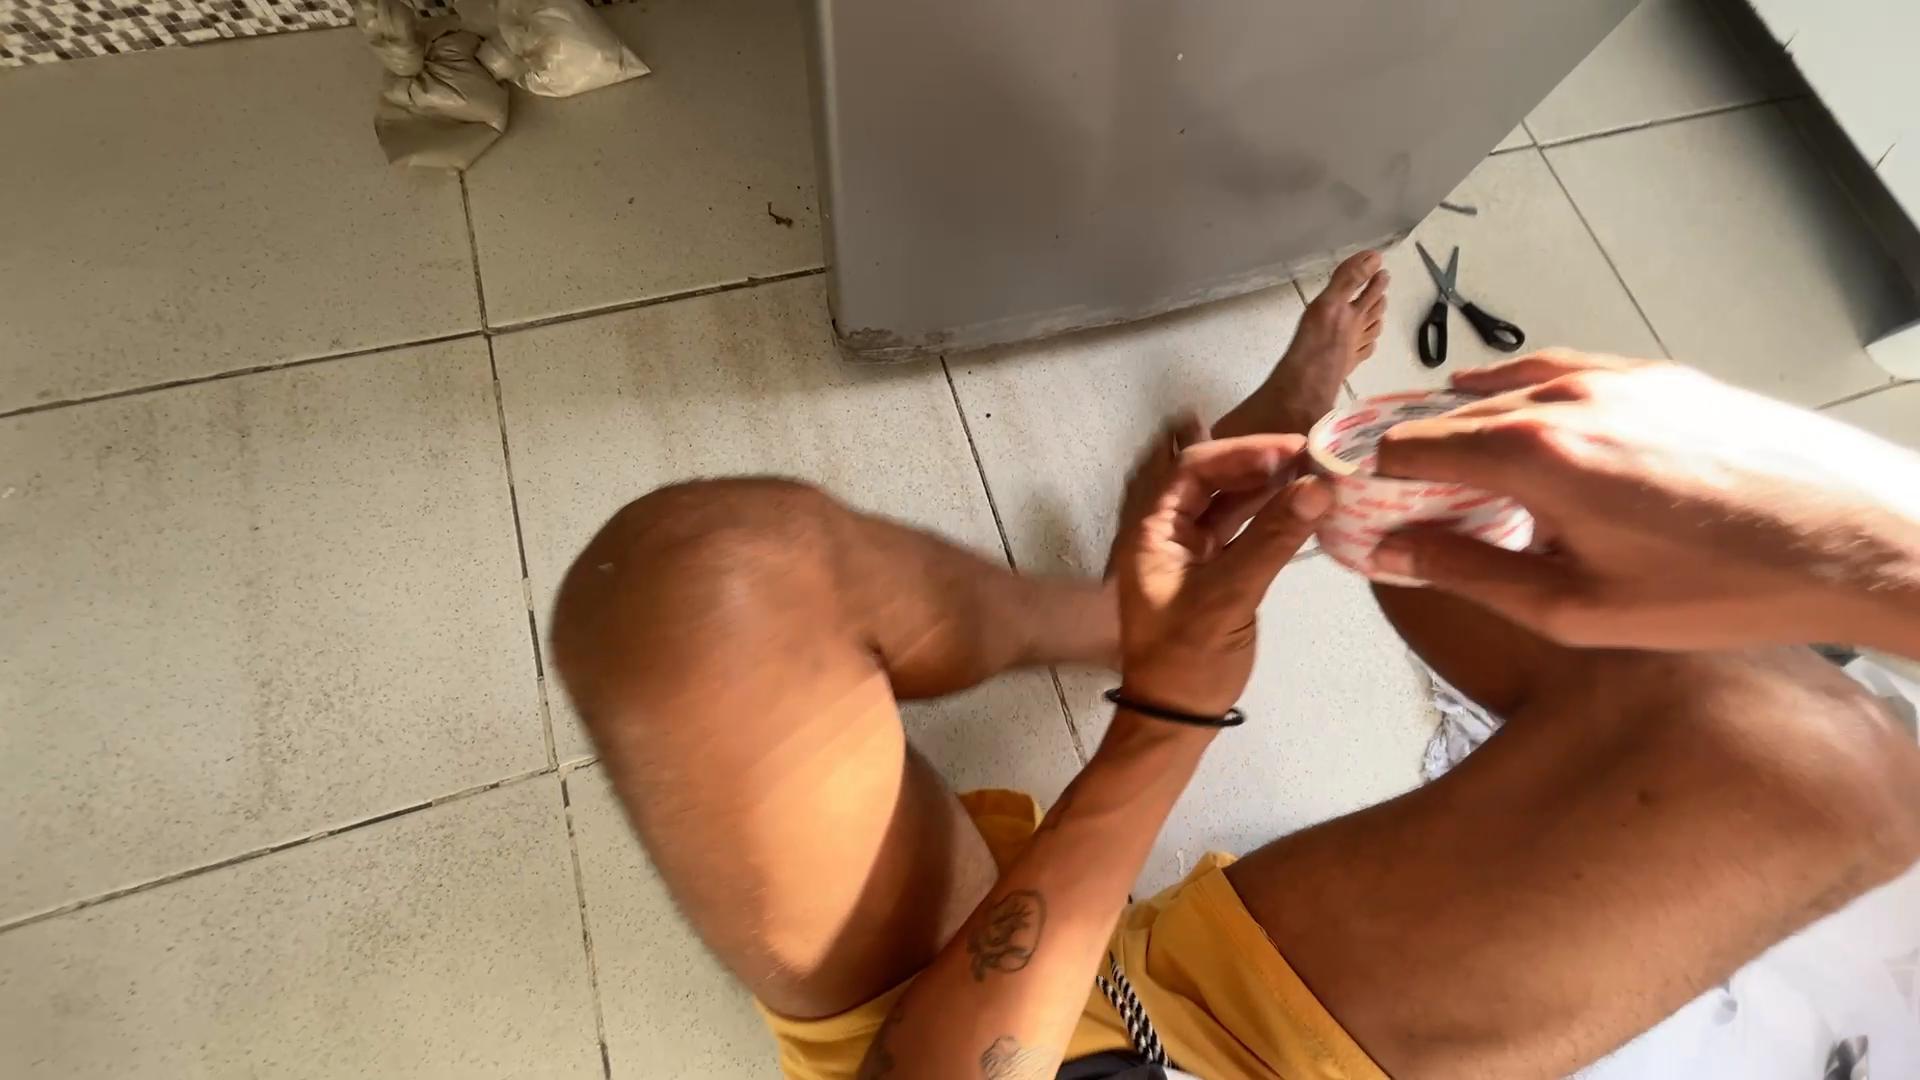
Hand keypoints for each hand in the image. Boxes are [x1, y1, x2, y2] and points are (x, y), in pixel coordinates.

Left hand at [1109, 417, 1331, 716]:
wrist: (1177, 714)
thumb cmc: (1189, 658)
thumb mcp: (1229, 596)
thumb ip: (1271, 539)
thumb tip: (1319, 486)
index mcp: (1151, 531)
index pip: (1191, 470)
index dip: (1240, 453)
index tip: (1291, 450)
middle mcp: (1166, 533)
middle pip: (1211, 481)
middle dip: (1258, 464)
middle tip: (1313, 457)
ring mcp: (1190, 552)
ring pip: (1228, 504)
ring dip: (1268, 488)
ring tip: (1317, 474)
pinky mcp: (1213, 571)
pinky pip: (1241, 531)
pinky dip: (1270, 518)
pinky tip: (1304, 505)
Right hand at [1371, 350, 1919, 649]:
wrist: (1882, 544)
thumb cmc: (1725, 587)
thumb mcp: (1571, 606)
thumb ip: (1463, 570)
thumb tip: (1386, 548)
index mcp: (1530, 453)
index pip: (1405, 445)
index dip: (1372, 474)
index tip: (1363, 500)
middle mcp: (1560, 398)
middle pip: (1444, 417)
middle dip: (1410, 454)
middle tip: (1404, 496)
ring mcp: (1612, 378)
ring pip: (1495, 389)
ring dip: (1459, 423)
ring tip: (1449, 460)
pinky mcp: (1656, 375)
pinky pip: (1554, 369)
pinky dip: (1512, 391)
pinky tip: (1504, 405)